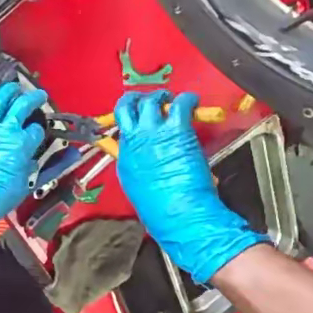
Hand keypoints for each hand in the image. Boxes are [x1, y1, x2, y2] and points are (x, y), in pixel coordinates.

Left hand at [0, 82, 48, 232]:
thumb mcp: (24, 184)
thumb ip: (33, 167)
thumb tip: (37, 160)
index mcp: (21, 144)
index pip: (35, 129)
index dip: (40, 128)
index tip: (39, 130)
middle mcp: (3, 131)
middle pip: (20, 106)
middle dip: (31, 98)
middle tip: (37, 94)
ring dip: (5, 92)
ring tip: (11, 88)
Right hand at [114, 90, 263, 281]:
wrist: (180, 215)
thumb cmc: (163, 213)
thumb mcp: (141, 191)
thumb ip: (142, 172)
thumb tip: (150, 165)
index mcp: (125, 160)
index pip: (120, 132)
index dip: (130, 122)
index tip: (138, 120)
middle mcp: (134, 142)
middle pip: (127, 109)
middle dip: (136, 100)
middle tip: (149, 99)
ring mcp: (153, 133)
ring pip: (151, 101)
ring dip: (162, 97)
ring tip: (171, 99)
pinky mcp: (176, 130)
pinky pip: (180, 104)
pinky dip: (187, 99)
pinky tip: (192, 101)